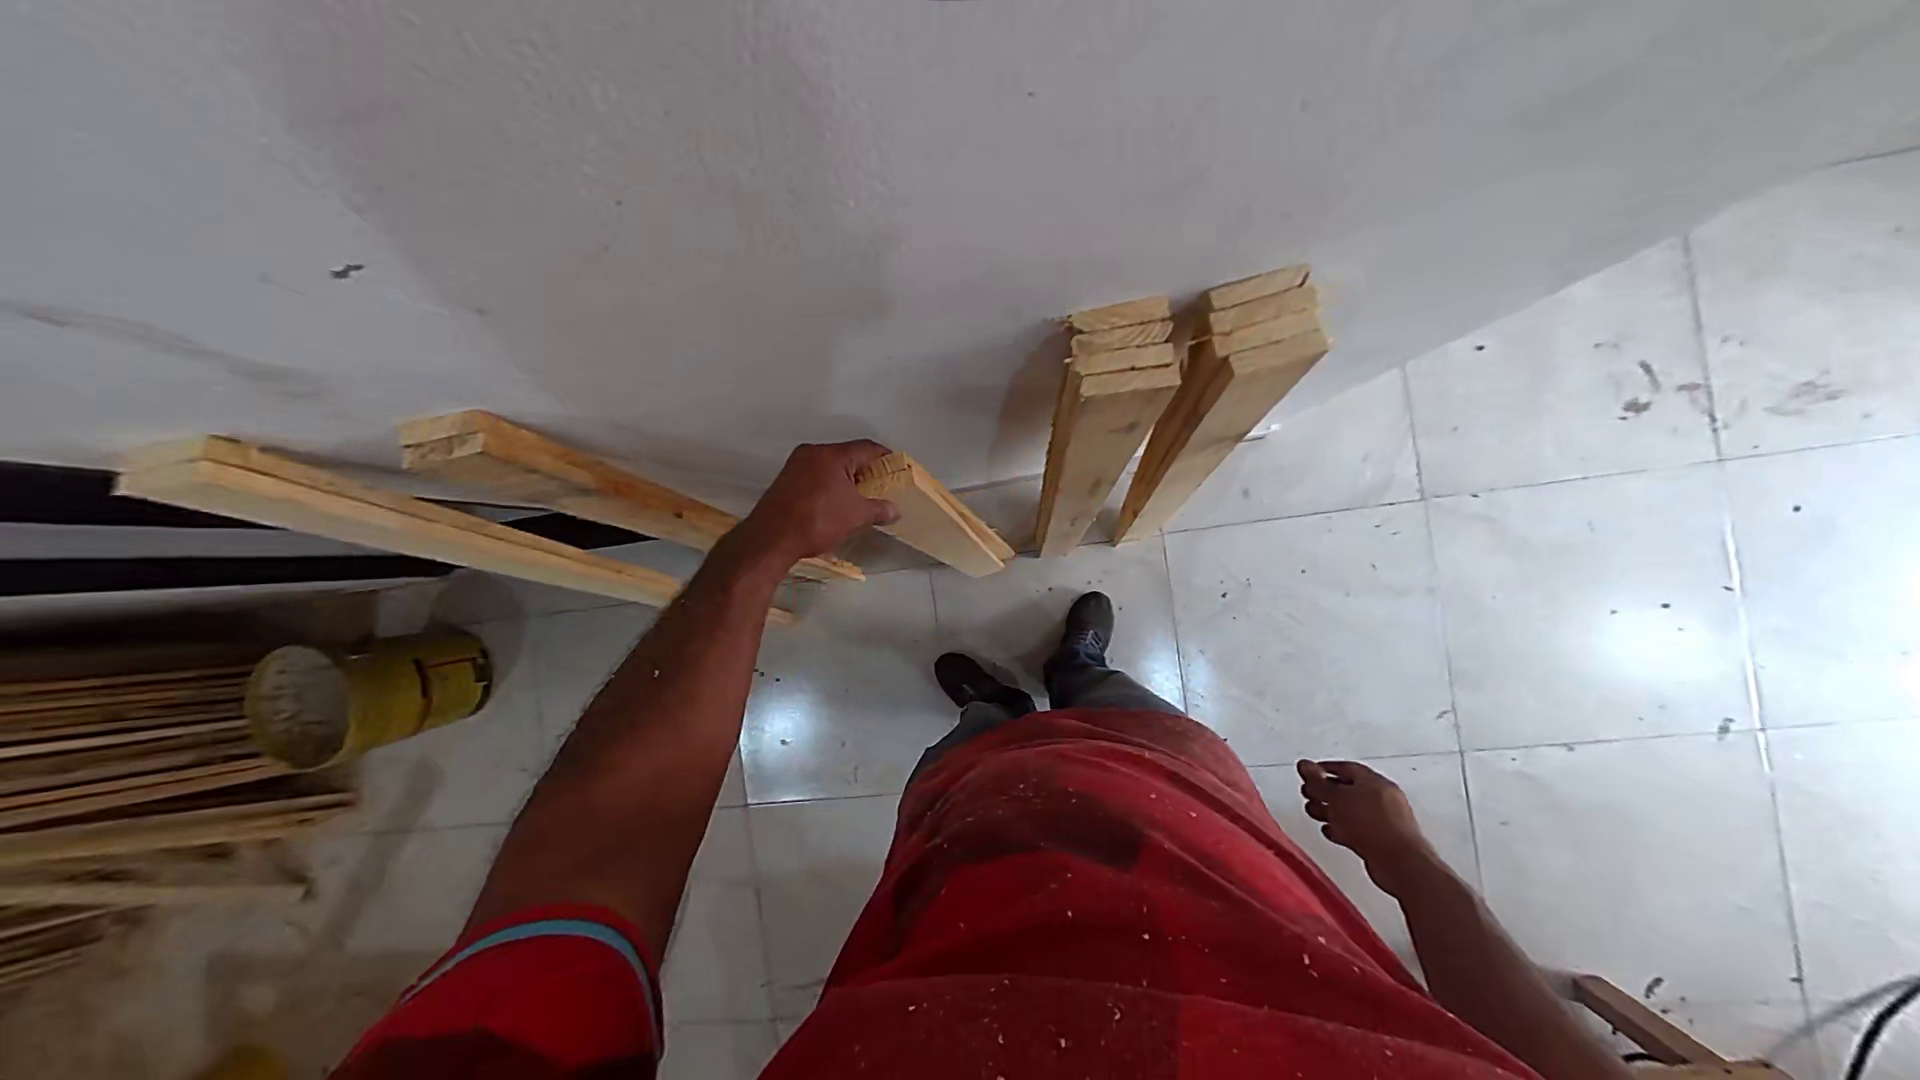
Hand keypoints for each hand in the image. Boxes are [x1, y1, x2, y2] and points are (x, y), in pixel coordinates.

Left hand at [734, 440, 899, 567]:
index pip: (867, 448)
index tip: (896, 470)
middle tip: (880, 487)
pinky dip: (829, 485)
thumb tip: (895, 510)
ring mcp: (795, 465)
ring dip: (846, 479)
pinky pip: (815, 475)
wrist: (771, 539)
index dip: (885, 458)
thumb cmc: (816, 522)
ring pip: (830, 466)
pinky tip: (835, 504)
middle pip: (847, 455)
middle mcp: (812, 453)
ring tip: (859, 499)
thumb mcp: (856, 516)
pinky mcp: (785, 480)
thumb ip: (880, 510)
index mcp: (831, 455)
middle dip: (866, 471)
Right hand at [1297, 759, 1437, 896]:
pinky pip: (1359, 829)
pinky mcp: (1385, 840)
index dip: (1322, 769)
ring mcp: (1386, 820)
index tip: (1308, 774)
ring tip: (1317, 815)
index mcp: (1374, 781)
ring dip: (1332, 812)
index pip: (1344, 768)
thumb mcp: (1336, 797)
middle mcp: (1383, 797)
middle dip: (1324, 792)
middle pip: (1347, 789)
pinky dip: (1344, 829)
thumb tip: (1304, 765)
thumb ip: (1317, 781)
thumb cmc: (1372, 825)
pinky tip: (1334, 833)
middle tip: (1309, 795)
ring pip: (1352, 810)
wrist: (1400, 864)